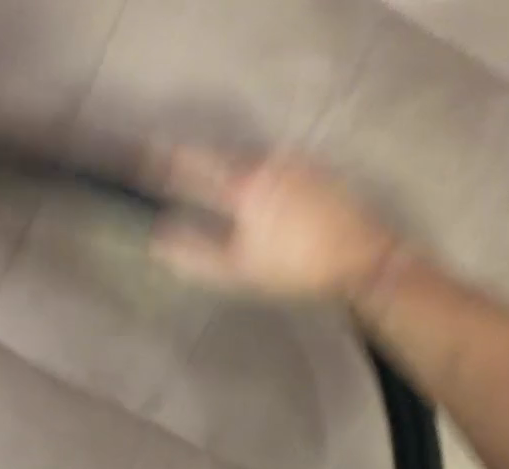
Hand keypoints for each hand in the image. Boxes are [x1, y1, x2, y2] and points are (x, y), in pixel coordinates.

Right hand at [148, 148, 401, 299]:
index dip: (164, 163)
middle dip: (202, 168)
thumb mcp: (240, 270)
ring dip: (235, 175)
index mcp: (243, 185)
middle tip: (184, 177)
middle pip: (223, 159)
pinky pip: (278, 168)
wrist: (364, 260)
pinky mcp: (318, 169)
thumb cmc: (297, 270)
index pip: (192, 166)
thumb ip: (196, 254)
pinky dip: (264, 179)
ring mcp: (296, 162)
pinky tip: (266, 201)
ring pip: (252, 163)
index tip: (144, 159)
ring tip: (227, 196)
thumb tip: (158, 241)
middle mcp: (268, 162)